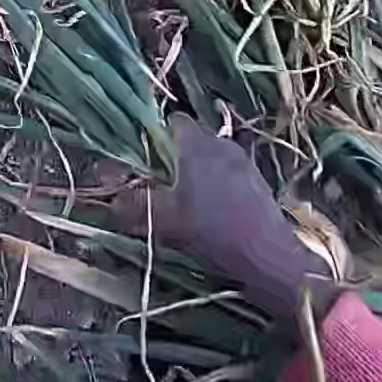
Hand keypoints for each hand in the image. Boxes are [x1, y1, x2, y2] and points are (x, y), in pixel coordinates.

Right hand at [118, 114, 333, 318]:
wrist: (271, 260)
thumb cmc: (214, 231)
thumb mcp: (165, 221)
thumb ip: (132, 205)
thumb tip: (110, 199)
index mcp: (196, 144)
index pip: (171, 121)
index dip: (154, 137)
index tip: (145, 162)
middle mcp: (220, 143)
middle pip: (189, 138)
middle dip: (173, 156)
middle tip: (162, 183)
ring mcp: (243, 161)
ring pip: (209, 155)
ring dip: (196, 170)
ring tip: (188, 200)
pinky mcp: (257, 180)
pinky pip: (228, 171)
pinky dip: (216, 183)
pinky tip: (213, 211)